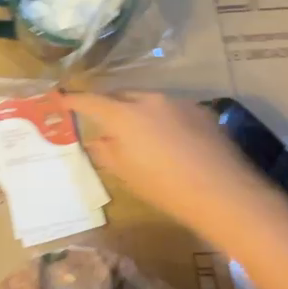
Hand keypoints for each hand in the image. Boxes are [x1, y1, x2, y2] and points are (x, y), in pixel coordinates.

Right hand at [62, 92, 268, 229]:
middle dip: (109, 105)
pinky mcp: (201, 111)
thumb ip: (107, 152)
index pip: (91, 101)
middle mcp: (149, 99)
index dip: (74, 99)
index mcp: (124, 115)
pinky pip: (172, 109)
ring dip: (138, 112)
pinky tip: (171, 141)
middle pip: (121, 95)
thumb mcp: (128, 175)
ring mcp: (178, 102)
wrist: (224, 193)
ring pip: (148, 100)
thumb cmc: (166, 188)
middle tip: (102, 120)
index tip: (62, 98)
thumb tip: (95, 141)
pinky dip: (163, 119)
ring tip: (139, 133)